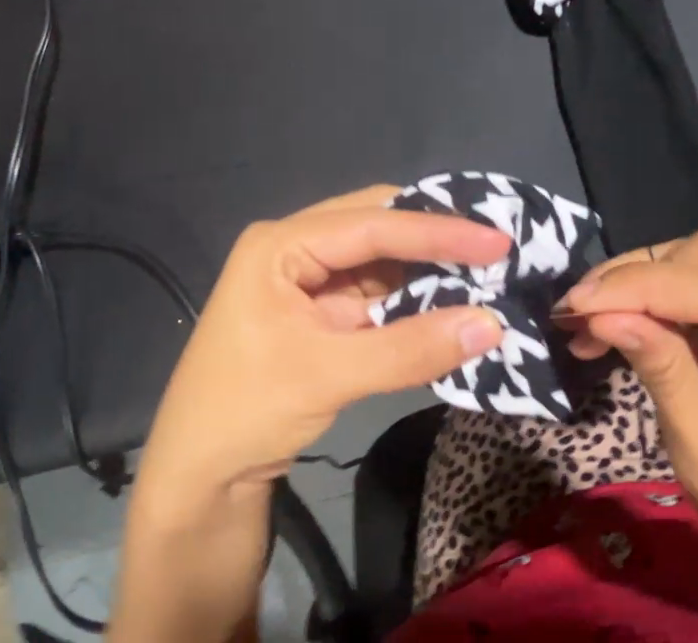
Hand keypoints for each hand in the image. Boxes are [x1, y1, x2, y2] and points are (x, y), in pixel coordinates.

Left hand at [136, 186, 508, 494]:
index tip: (498, 240)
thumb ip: (409, 347)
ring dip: (427, 269)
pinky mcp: (319, 314)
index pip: (370, 224)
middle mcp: (292, 250)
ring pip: (379, 261)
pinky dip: (412, 301)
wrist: (200, 473)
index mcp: (279, 245)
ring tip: (488, 272)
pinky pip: (375, 295)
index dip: (437, 230)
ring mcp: (305, 281)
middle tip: (497, 247)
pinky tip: (451, 303)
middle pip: (375, 227)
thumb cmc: (246, 410)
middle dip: (434, 238)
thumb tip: (493, 323)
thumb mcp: (328, 374)